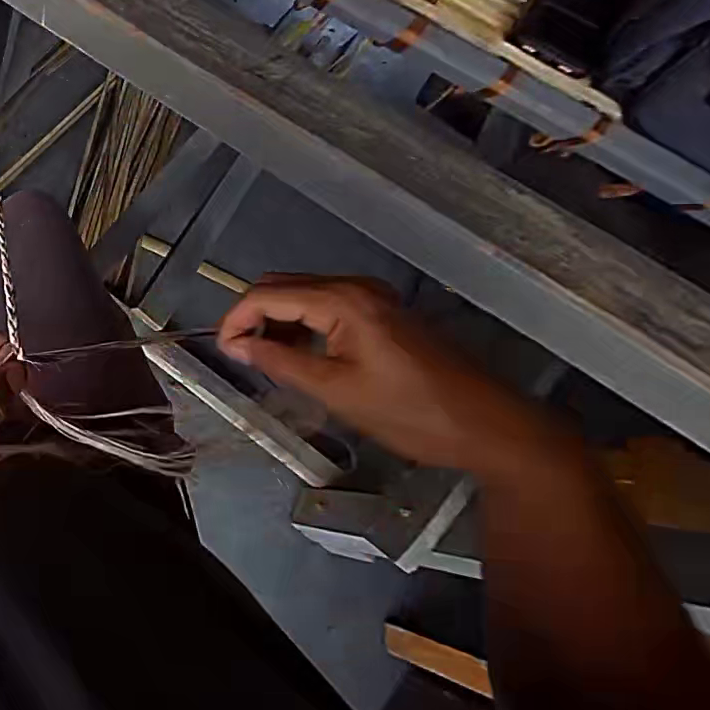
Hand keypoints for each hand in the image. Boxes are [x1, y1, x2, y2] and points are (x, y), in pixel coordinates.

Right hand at [217, 275, 564, 474]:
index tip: (221, 349)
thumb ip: (279, 361)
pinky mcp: (381, 309)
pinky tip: (301, 354)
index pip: (267, 294)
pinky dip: (303, 323)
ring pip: (303, 294)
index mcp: (341, 299)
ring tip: (268, 360)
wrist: (487, 424)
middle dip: (253, 315)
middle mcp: (353, 285)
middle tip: (241, 355)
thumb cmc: (410, 412)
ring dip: (278, 320)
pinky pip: (326, 304)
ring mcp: (370, 294)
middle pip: (282, 285)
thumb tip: (235, 344)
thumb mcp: (336, 390)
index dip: (236, 318)